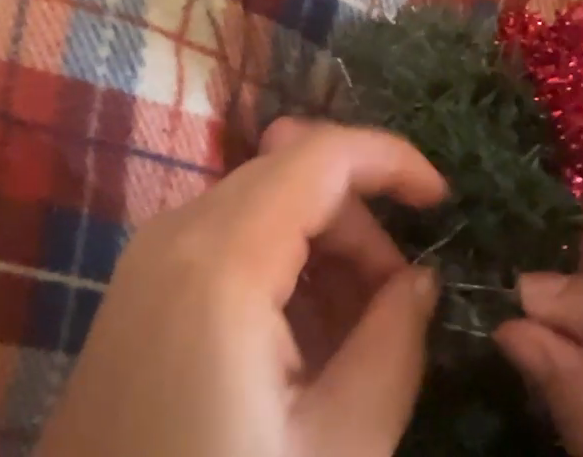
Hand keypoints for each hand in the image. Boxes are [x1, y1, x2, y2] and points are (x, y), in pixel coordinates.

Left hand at [35, 118, 446, 456]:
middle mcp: (176, 231)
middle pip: (290, 174)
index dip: (391, 158)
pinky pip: (225, 237)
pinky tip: (299, 341)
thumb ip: (392, 348)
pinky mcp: (138, 284)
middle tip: (397, 304)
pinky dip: (279, 263)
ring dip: (322, 245)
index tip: (444, 202)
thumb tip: (418, 281)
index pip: (319, 154)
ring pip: (260, 202)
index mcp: (222, 260)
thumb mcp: (336, 449)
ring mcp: (148, 255)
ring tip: (353, 335)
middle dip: (360, 222)